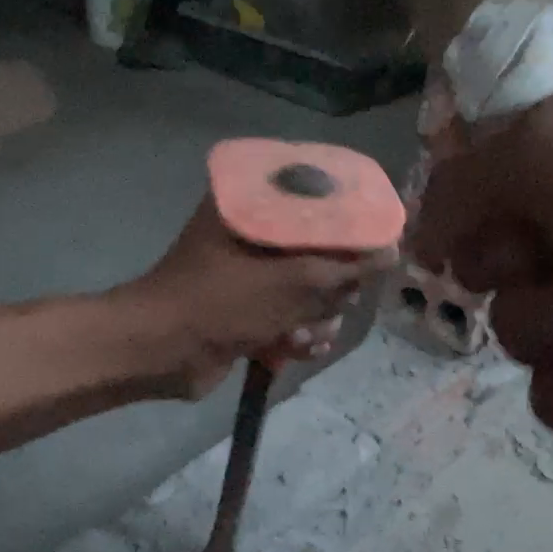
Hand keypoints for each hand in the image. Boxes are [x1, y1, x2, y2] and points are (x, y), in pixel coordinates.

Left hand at [126, 198, 398, 399]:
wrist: (160, 352)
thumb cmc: (221, 303)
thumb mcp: (291, 281)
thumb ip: (346, 267)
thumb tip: (392, 251)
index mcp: (256, 202)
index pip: (322, 198)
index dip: (353, 225)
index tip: (373, 251)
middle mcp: (256, 231)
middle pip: (325, 251)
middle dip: (333, 287)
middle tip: (328, 300)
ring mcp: (253, 273)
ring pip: (313, 291)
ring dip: (316, 318)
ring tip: (302, 335)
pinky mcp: (250, 310)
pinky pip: (293, 317)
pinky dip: (299, 335)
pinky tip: (294, 349)